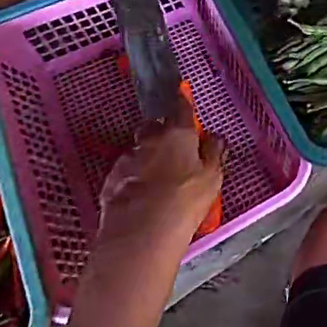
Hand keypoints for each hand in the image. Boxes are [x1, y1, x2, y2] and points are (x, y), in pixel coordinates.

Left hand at [98, 113, 223, 249]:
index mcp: (178, 134)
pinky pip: (125, 172)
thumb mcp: (212, 178)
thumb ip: (214, 154)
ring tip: (155, 181)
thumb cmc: (184, 200)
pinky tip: (139, 195)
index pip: (181, 109)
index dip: (182, 102)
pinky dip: (132, 178)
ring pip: (138, 150)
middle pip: (153, 127)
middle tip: (172, 151)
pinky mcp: (110, 179)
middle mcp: (150, 140)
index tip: (182, 96)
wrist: (141, 230)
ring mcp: (127, 158)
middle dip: (160, 133)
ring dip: (146, 158)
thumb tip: (215, 137)